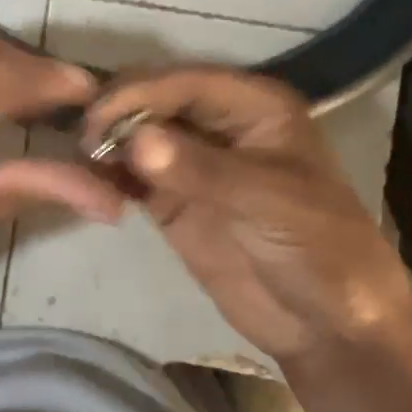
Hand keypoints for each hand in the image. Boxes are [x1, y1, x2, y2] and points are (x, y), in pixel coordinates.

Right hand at [84, 68, 411, 362]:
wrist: (333, 330)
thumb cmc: (321, 251)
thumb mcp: (268, 203)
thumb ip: (200, 169)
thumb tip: (135, 141)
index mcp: (252, 105)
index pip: (181, 81)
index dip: (137, 93)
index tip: (97, 118)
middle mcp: (216, 121)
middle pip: (150, 99)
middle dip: (114, 113)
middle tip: (82, 143)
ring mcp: (190, 160)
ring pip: (132, 133)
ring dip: (104, 142)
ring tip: (78, 163)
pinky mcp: (170, 197)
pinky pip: (127, 173)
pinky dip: (105, 174)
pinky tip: (85, 184)